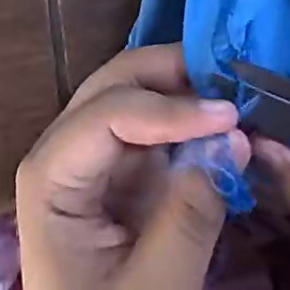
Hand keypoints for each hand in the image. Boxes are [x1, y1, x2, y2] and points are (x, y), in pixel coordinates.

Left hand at [16, 43, 251, 289]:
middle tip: (234, 80)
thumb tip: (235, 140)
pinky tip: (227, 118)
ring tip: (238, 91)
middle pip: (118, 83)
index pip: (108, 113)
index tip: (228, 114)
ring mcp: (97, 153)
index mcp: (52, 174)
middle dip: (176, 72)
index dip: (169, 107)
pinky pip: (159, 124)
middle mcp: (68, 147)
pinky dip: (193, 115)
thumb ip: (190, 217)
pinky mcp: (126, 168)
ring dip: (188, 86)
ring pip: (140, 91)